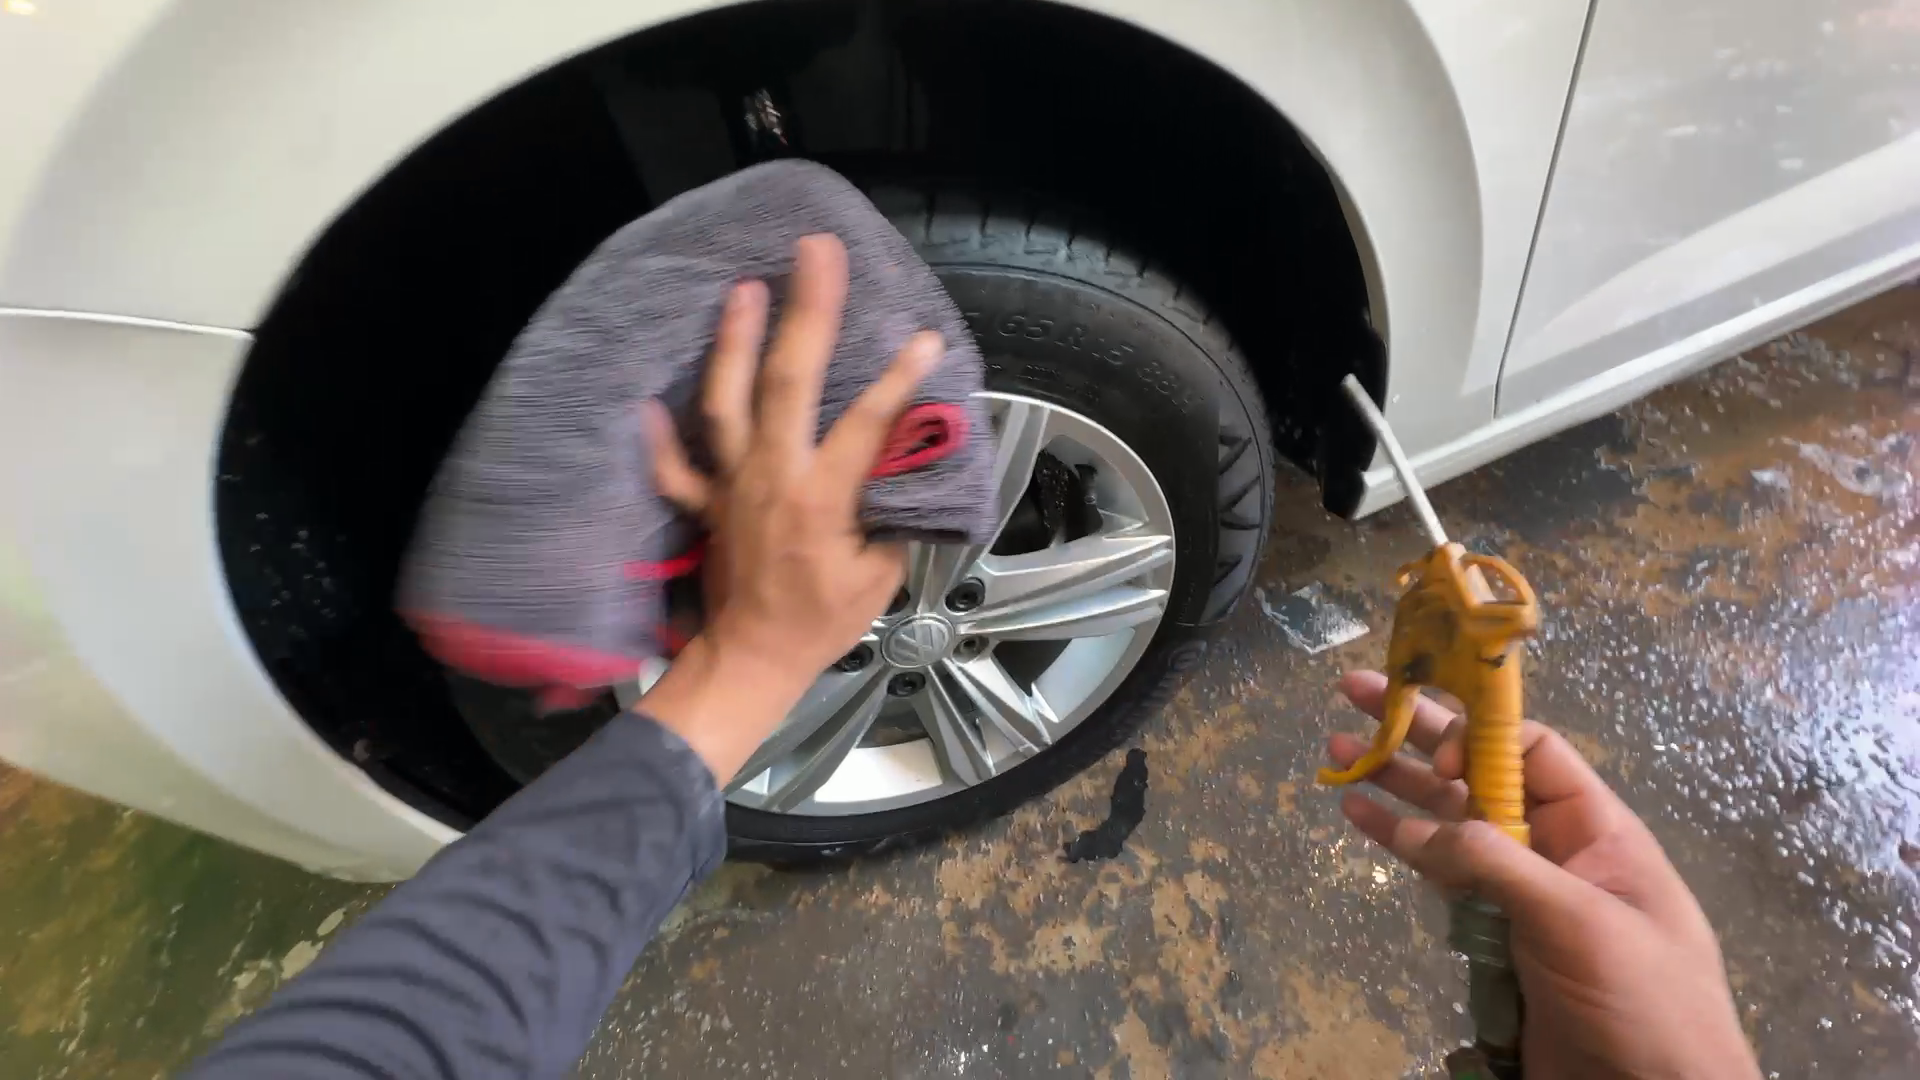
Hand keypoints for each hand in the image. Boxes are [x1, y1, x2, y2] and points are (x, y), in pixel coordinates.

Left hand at [638, 234, 942, 783]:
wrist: (753, 658)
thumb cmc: (820, 623)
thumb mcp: (879, 576)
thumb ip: (892, 514)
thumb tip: (904, 469)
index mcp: (820, 499)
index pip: (865, 426)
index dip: (897, 381)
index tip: (923, 338)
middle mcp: (769, 477)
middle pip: (786, 383)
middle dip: (806, 312)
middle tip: (816, 254)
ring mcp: (729, 485)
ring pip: (724, 402)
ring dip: (733, 340)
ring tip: (744, 287)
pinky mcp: (705, 502)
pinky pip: (673, 462)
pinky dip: (658, 431)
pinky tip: (647, 397)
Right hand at [1328, 670, 1759, 1079]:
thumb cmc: (1644, 1003)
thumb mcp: (1580, 923)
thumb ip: (1496, 863)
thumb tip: (1420, 829)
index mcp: (1593, 828)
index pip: (1528, 751)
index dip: (1476, 740)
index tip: (1437, 759)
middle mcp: (1546, 840)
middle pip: (1471, 766)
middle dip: (1413, 730)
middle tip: (1355, 693)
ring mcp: (1512, 878)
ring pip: (1440, 810)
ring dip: (1390, 778)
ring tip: (1335, 749)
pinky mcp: (1484, 915)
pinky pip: (1429, 860)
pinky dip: (1391, 834)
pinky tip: (1354, 811)